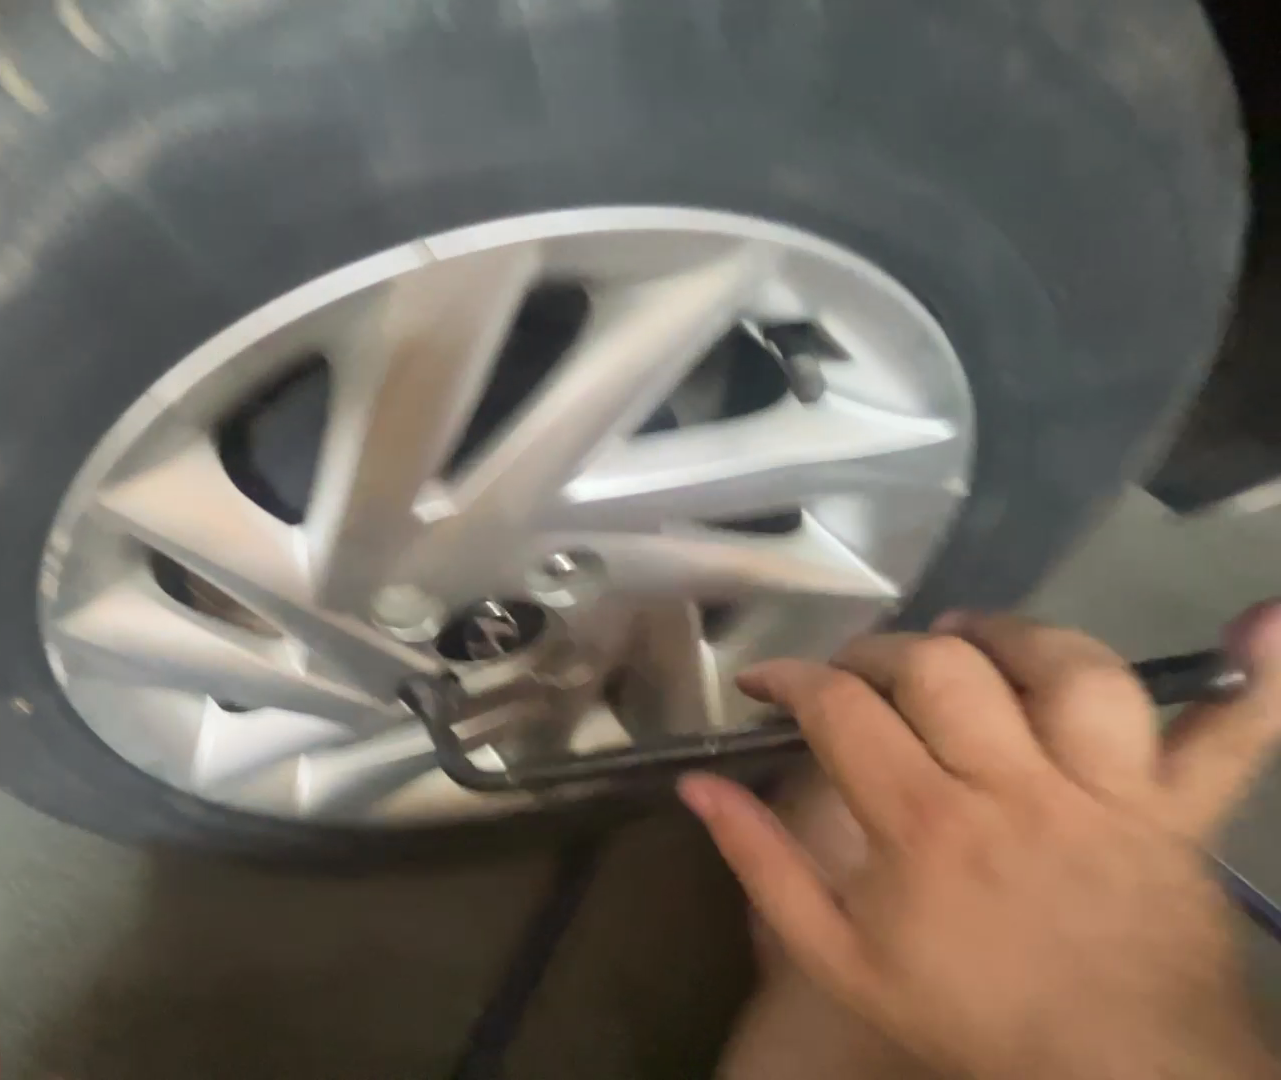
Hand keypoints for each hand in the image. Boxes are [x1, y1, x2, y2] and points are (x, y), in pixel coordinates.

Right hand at [682, 609, 1280, 1079]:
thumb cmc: (966, 1014)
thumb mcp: (831, 953)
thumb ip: (759, 861)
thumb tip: (695, 783)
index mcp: (923, 825)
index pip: (840, 708)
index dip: (788, 677)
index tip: (764, 683)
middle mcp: (1017, 790)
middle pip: (941, 669)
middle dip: (877, 651)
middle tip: (852, 673)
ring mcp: (1112, 797)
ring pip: (1070, 674)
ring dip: (1013, 636)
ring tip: (967, 636)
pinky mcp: (1183, 817)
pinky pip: (1233, 737)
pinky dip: (1257, 680)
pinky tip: (1259, 625)